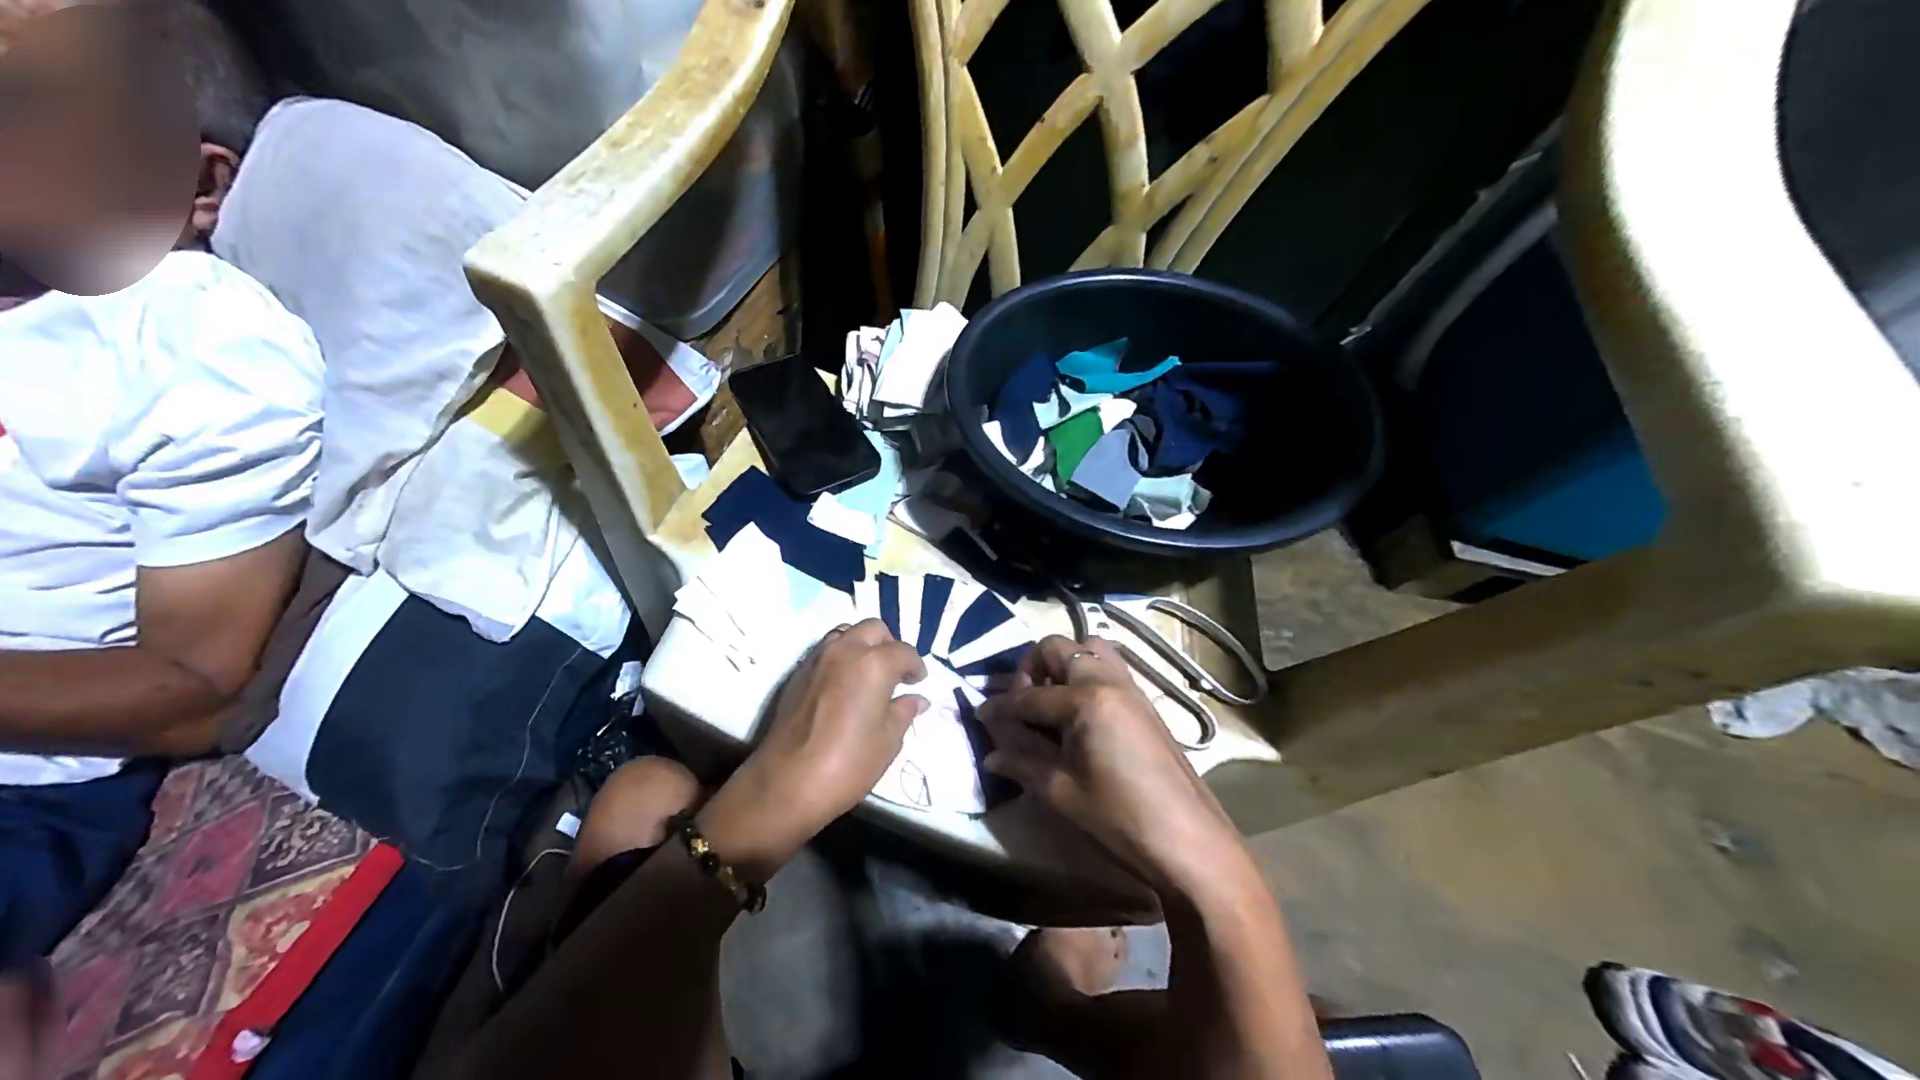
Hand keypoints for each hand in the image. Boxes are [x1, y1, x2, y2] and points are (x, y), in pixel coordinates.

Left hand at [698, 620, 926, 879]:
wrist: (786, 782)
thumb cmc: (847, 763)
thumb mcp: (888, 741)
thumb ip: (903, 712)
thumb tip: (915, 699)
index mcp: (874, 663)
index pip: (904, 651)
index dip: (915, 666)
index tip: (918, 682)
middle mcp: (845, 650)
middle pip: (873, 629)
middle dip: (889, 645)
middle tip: (896, 674)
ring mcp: (817, 659)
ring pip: (846, 633)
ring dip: (862, 646)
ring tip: (869, 675)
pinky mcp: (797, 673)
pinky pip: (825, 651)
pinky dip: (841, 657)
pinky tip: (845, 686)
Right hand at [978, 636, 1247, 893]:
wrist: (1189, 840)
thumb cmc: (1120, 817)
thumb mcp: (1061, 792)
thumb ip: (1022, 763)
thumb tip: (991, 753)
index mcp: (1085, 699)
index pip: (1029, 696)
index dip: (1000, 708)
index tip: (980, 716)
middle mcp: (1108, 680)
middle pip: (1057, 649)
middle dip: (1029, 668)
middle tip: (1020, 703)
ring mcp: (1131, 687)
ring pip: (1088, 648)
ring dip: (1062, 664)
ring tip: (1048, 700)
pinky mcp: (1144, 702)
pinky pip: (1108, 667)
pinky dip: (1084, 674)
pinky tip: (1076, 713)